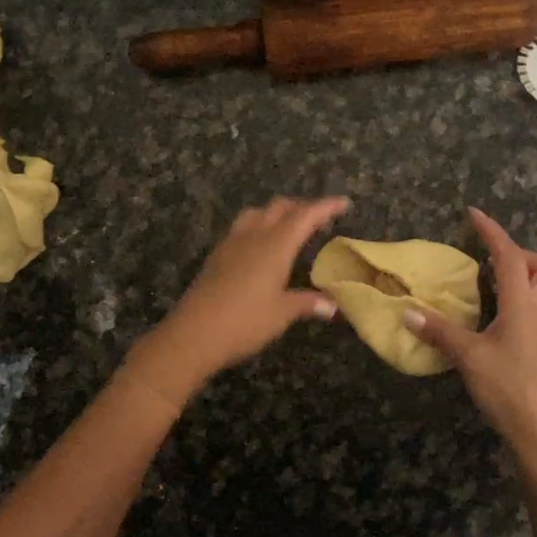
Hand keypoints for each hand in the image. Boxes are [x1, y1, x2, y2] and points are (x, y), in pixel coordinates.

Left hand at [124, 196, 349, 406]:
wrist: (193, 334)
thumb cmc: (244, 322)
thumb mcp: (282, 313)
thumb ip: (307, 303)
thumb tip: (332, 304)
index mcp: (275, 245)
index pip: (305, 216)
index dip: (325, 207)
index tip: (343, 202)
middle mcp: (254, 236)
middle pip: (280, 207)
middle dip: (301, 207)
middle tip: (319, 216)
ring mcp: (231, 244)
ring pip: (257, 213)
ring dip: (276, 212)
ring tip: (289, 225)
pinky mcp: (217, 256)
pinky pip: (242, 228)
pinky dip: (258, 226)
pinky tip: (260, 246)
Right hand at [405, 207, 536, 449]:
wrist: (536, 428)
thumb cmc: (505, 386)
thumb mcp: (467, 356)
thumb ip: (438, 330)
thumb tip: (407, 312)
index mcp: (522, 304)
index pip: (510, 255)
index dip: (492, 232)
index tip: (474, 214)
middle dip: (521, 256)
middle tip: (492, 261)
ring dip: (531, 277)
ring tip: (502, 283)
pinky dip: (530, 300)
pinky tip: (507, 315)